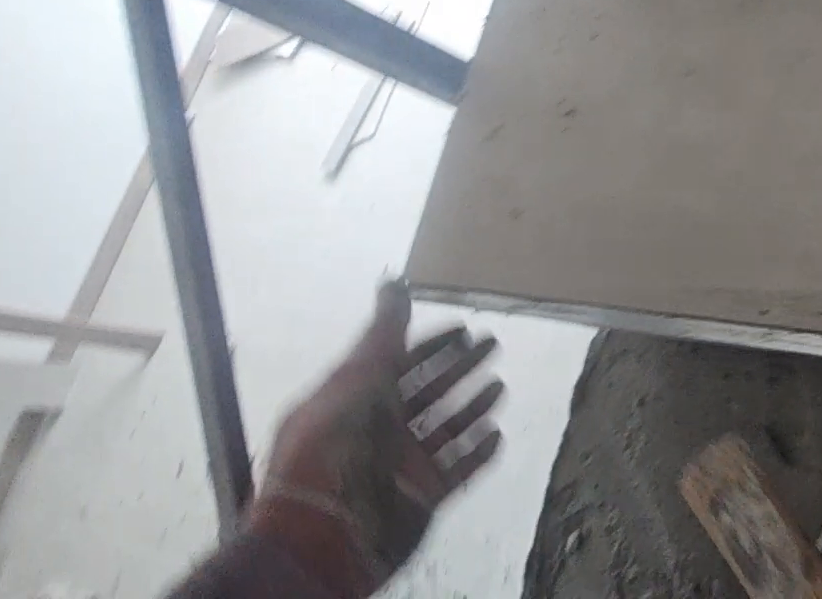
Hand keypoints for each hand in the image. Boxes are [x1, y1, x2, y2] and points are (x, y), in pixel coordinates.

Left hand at [247, 282, 503, 597]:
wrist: (322, 536)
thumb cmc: (335, 448)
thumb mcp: (357, 379)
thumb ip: (382, 334)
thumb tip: (394, 284)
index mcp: (357, 400)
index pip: (400, 362)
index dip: (432, 343)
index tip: (464, 327)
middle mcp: (380, 430)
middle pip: (428, 391)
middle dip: (460, 367)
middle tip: (493, 344)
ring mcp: (402, 465)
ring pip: (446, 428)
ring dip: (473, 406)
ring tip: (499, 387)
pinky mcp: (422, 496)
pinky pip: (458, 470)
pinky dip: (478, 453)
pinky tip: (496, 435)